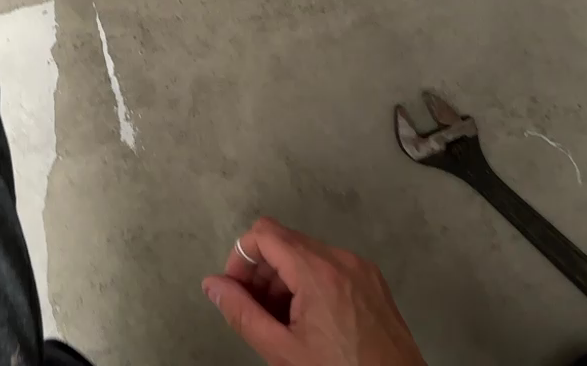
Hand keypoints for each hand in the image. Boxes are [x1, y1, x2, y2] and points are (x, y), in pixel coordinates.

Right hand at [204, 217, 427, 365]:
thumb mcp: (283, 352)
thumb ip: (241, 313)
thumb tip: (211, 283)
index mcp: (318, 270)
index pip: (263, 233)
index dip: (241, 258)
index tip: (236, 292)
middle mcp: (341, 258)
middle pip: (284, 241)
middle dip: (262, 272)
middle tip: (257, 314)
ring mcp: (361, 268)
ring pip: (306, 253)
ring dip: (284, 279)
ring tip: (283, 323)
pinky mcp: (374, 282)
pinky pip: (329, 266)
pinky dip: (310, 283)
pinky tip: (311, 323)